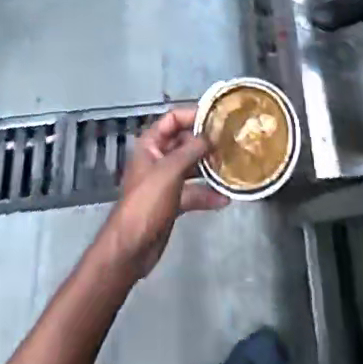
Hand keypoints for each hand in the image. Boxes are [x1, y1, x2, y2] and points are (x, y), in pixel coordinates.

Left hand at [97, 106, 230, 277]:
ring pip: (191, 167)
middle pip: (185, 142)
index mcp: (150, 145)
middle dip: (206, 143)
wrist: (130, 248)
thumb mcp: (171, 170)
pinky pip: (193, 191)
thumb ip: (192, 149)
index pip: (173, 119)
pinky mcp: (172, 202)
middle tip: (231, 141)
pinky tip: (224, 199)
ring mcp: (165, 181)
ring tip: (232, 166)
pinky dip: (207, 194)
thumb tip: (211, 136)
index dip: (194, 114)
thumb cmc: (147, 202)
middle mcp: (158, 159)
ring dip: (210, 168)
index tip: (219, 116)